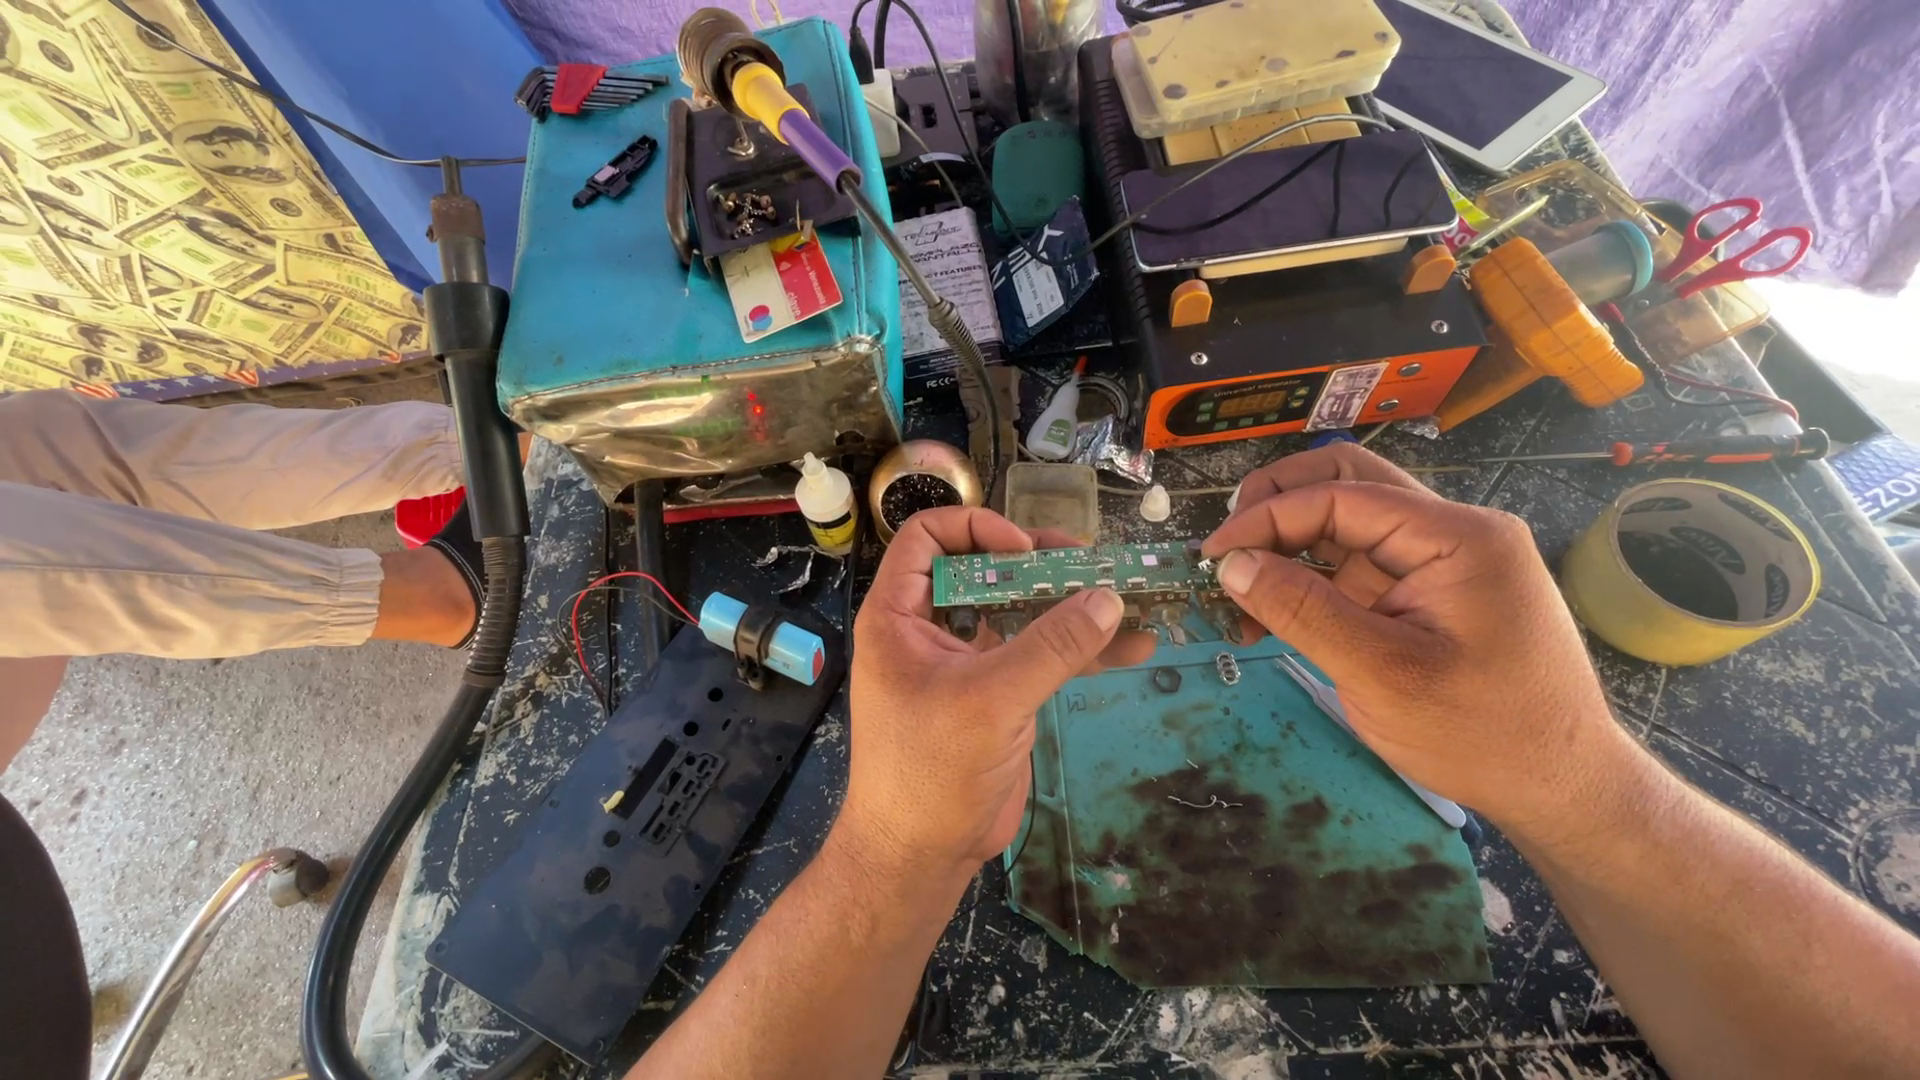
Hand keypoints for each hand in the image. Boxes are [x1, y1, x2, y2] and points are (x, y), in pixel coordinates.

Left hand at [843, 507, 1155, 879]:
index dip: (976, 529)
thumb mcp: (991, 699)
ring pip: (1018, 612)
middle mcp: (930, 628)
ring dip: (1067, 606)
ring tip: (1124, 597)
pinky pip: (1037, 655)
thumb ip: (1051, 646)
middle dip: (1038, 565)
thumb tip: (1108, 598)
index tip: (1026, 550)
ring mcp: (966, 661)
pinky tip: (1130, 648)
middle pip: (984, 571)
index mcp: (899, 615)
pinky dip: (1078, 650)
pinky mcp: (996, 694)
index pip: (927, 539)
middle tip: (1088, 562)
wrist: (921, 854)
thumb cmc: (931, 770)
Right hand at [1204, 444, 1635, 833]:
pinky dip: (1304, 580)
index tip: (1213, 556)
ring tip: (1239, 591)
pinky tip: (1269, 615)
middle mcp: (1448, 532)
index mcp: (1456, 536)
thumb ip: (1303, 611)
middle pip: (1346, 482)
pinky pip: (1350, 565)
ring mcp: (1433, 560)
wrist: (1557, 787)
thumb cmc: (1480, 733)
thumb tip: (1231, 564)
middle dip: (1276, 505)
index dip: (1267, 518)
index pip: (1341, 497)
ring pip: (1342, 521)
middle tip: (1228, 546)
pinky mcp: (1418, 591)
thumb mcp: (1381, 674)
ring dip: (1284, 545)